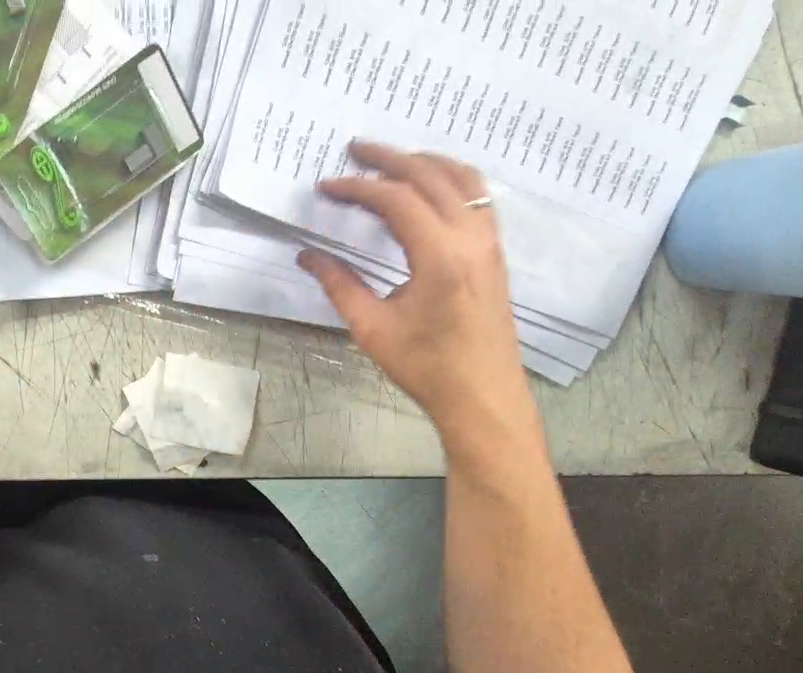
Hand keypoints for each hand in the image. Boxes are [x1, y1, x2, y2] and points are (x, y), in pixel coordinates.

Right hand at [298, 141, 531, 433]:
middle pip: (430, 175)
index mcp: (439, 256)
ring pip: (460, 177)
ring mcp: (489, 240)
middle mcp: (470, 237)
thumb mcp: (372, 329)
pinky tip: (428, 186)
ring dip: (423, 161)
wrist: (481, 393)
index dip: (357, 188)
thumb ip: (340, 286)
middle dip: (389, 158)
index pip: (396, 200)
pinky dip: (449, 178)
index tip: (326, 187)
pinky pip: (476, 195)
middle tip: (354, 150)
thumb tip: (308, 256)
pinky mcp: (494, 250)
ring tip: (390, 160)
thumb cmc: (424, 367)